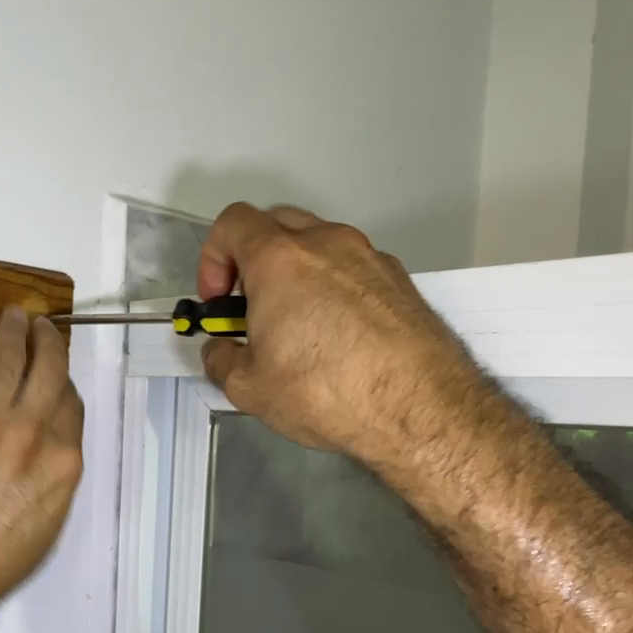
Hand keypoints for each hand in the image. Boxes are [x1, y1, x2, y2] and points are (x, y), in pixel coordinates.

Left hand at [0, 307, 84, 632]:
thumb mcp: (47, 523)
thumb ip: (56, 475)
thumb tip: (52, 442)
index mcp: (63, 462)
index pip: (71, 402)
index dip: (62, 379)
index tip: (53, 370)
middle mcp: (31, 434)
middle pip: (47, 370)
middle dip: (47, 340)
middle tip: (38, 325)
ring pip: (7, 358)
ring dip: (12, 329)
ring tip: (11, 315)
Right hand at [197, 203, 488, 465]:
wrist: (419, 407)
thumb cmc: (323, 390)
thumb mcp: (248, 387)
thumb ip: (222, 359)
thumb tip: (221, 350)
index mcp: (280, 259)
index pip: (232, 224)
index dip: (212, 259)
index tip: (218, 301)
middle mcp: (326, 243)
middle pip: (275, 224)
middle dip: (251, 259)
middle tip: (249, 306)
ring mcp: (369, 257)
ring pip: (318, 245)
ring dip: (294, 273)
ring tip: (293, 325)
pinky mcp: (399, 280)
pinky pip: (351, 268)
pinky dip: (331, 287)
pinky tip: (335, 336)